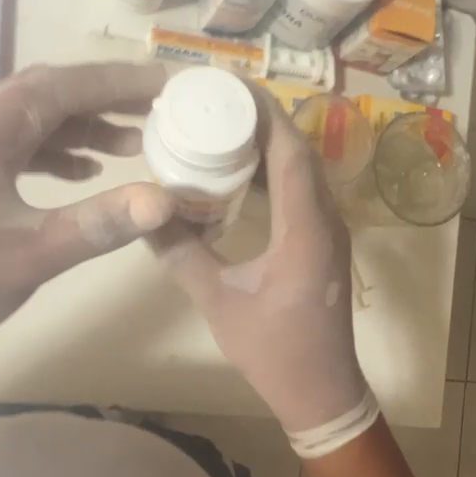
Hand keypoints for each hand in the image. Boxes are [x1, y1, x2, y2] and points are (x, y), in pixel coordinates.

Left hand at [0, 62, 176, 448]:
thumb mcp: (25, 260)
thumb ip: (96, 226)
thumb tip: (164, 201)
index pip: (55, 89)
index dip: (114, 83)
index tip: (164, 85)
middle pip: (41, 97)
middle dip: (102, 99)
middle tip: (157, 111)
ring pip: (26, 124)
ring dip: (79, 128)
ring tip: (133, 145)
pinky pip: (11, 150)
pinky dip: (53, 154)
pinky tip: (83, 173)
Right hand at [151, 86, 370, 447]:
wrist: (321, 390)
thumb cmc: (273, 350)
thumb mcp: (219, 302)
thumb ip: (182, 254)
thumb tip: (144, 214)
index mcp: (305, 229)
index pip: (289, 151)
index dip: (262, 112)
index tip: (226, 86)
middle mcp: (326, 221)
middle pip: (299, 153)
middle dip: (261, 121)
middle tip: (214, 102)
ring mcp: (331, 232)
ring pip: (303, 172)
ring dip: (268, 147)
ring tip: (222, 129)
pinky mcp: (326, 244)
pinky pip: (303, 194)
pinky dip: (275, 176)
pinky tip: (240, 176)